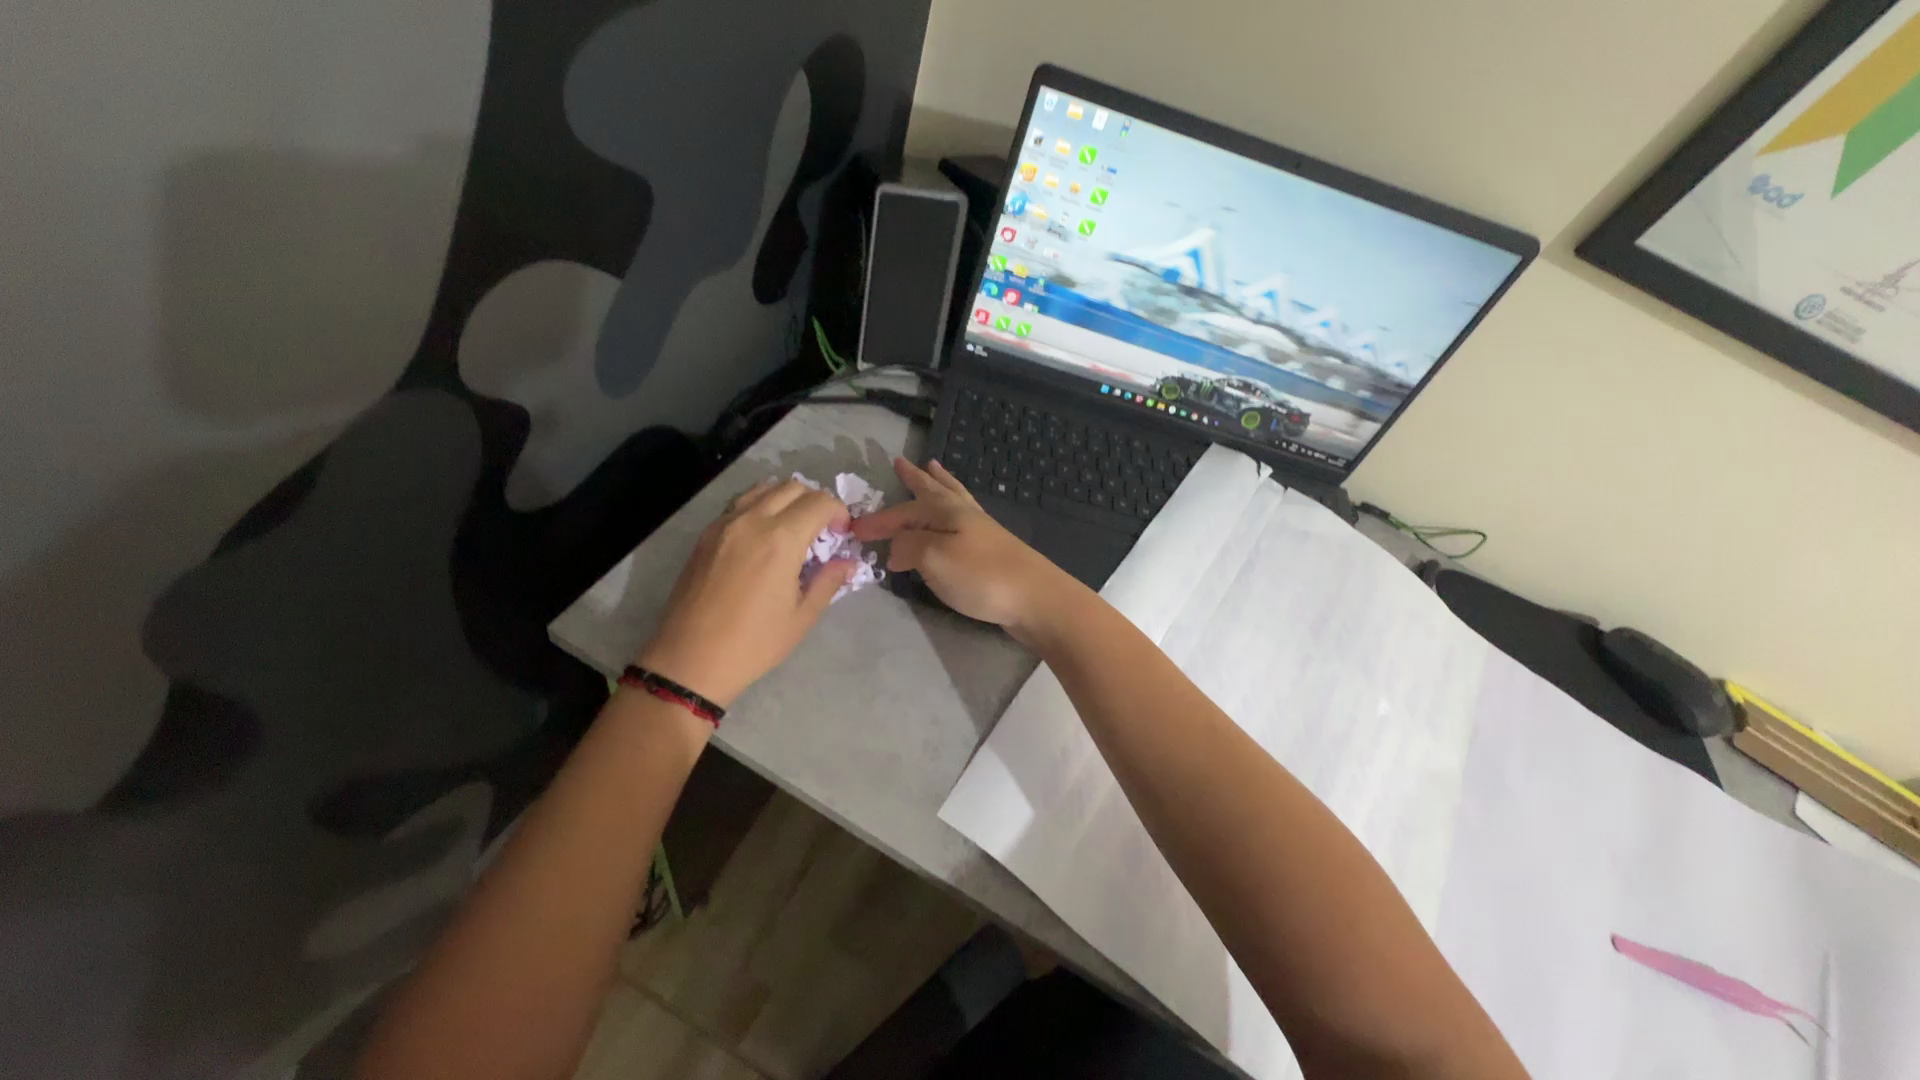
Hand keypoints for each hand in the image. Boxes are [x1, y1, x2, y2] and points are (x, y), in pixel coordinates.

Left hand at [637, 479, 856, 706]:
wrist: (690, 659)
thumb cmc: (753, 643)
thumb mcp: (801, 617)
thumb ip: (828, 581)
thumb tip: (847, 562)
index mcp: (780, 540)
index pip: (820, 502)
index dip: (838, 512)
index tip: (842, 534)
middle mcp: (751, 520)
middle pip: (792, 487)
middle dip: (815, 502)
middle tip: (821, 531)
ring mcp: (724, 524)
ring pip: (763, 488)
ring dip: (786, 499)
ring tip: (793, 529)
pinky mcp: (706, 534)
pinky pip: (740, 504)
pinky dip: (760, 507)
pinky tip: (763, 537)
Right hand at [851, 457, 1077, 637]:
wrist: (1037, 600)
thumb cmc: (983, 577)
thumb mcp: (935, 559)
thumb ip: (909, 547)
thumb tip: (894, 548)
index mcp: (947, 512)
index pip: (904, 512)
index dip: (878, 521)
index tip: (854, 531)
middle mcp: (965, 515)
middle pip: (935, 491)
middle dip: (916, 479)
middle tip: (901, 462)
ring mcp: (982, 532)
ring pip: (954, 500)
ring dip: (940, 484)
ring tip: (933, 468)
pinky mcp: (993, 551)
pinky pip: (965, 518)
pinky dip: (955, 507)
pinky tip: (958, 517)